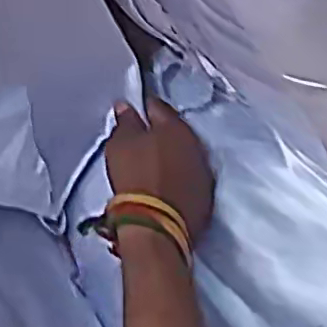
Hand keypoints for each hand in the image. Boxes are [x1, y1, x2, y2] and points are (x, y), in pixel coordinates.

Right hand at [106, 97, 214, 241]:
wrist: (155, 222)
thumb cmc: (134, 172)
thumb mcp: (120, 141)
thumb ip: (127, 121)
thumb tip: (128, 107)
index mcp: (175, 128)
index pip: (158, 106)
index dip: (143, 104)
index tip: (133, 108)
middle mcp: (196, 146)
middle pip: (175, 129)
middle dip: (160, 129)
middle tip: (141, 132)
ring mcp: (205, 173)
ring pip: (185, 152)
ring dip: (171, 151)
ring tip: (152, 155)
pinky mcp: (206, 197)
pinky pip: (190, 174)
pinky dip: (178, 171)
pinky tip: (165, 175)